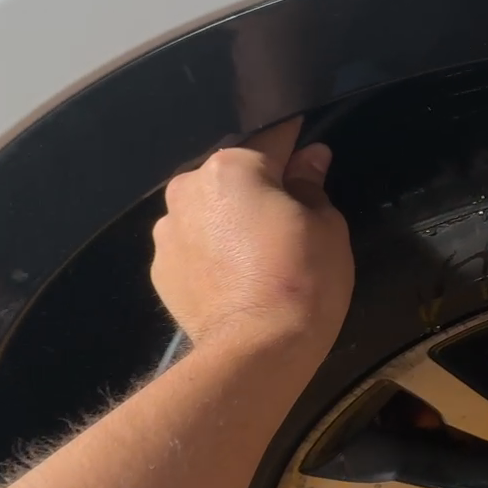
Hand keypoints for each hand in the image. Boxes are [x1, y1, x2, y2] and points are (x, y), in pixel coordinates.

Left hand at [151, 118, 352, 358]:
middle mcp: (189, 189)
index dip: (296, 144)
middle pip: (233, 178)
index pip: (272, 140)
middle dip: (260, 189)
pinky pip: (194, 247)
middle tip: (291, 219)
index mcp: (233, 169)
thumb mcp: (327, 226)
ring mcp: (167, 231)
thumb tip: (310, 158)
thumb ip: (312, 186)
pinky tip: (240, 278)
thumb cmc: (305, 277)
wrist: (259, 347)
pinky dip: (216, 253)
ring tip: (262, 255)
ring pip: (209, 213)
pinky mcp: (160, 269)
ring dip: (233, 221)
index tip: (310, 148)